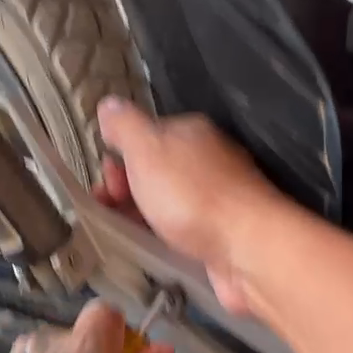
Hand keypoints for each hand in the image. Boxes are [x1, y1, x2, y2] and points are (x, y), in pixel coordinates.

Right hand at [95, 98, 289, 315]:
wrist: (247, 248)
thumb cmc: (191, 194)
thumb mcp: (147, 149)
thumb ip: (125, 126)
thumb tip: (109, 104)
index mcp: (191, 133)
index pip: (146, 135)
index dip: (119, 156)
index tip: (105, 178)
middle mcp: (207, 159)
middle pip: (154, 169)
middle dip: (125, 187)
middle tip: (109, 205)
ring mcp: (217, 197)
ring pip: (165, 201)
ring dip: (138, 213)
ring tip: (120, 230)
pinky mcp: (220, 231)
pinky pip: (179, 228)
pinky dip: (159, 235)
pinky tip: (148, 244)